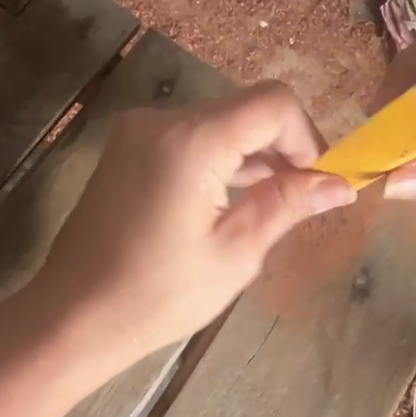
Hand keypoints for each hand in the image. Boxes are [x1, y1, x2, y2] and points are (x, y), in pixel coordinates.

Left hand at [29, 83, 357, 368]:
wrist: (74, 313)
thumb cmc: (157, 295)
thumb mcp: (234, 253)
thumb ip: (286, 204)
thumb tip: (341, 183)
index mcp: (190, 140)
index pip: (273, 103)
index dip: (306, 137)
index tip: (317, 182)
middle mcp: (159, 120)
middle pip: (243, 108)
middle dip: (280, 147)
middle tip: (300, 199)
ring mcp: (134, 132)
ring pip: (216, 122)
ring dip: (249, 154)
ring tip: (268, 206)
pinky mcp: (123, 149)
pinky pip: (185, 138)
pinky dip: (215, 159)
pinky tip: (227, 201)